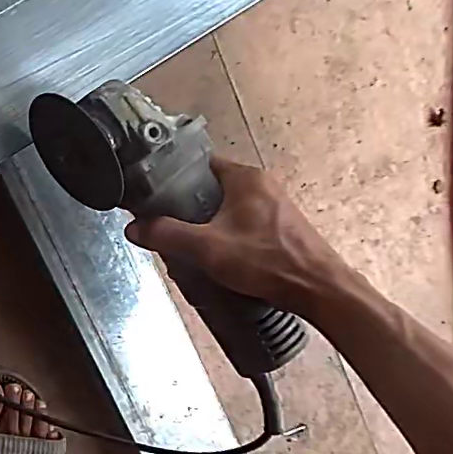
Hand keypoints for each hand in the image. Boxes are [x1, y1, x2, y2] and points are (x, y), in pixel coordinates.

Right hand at [124, 156, 357, 317]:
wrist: (317, 288)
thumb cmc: (267, 262)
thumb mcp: (206, 248)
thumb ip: (167, 235)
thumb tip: (135, 228)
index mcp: (244, 178)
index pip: (199, 165)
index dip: (174, 179)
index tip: (155, 197)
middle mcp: (262, 184)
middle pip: (211, 188)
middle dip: (188, 207)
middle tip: (169, 228)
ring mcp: (274, 205)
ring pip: (227, 207)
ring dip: (207, 223)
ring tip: (190, 245)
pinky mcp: (280, 226)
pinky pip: (243, 223)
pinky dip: (226, 234)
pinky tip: (218, 255)